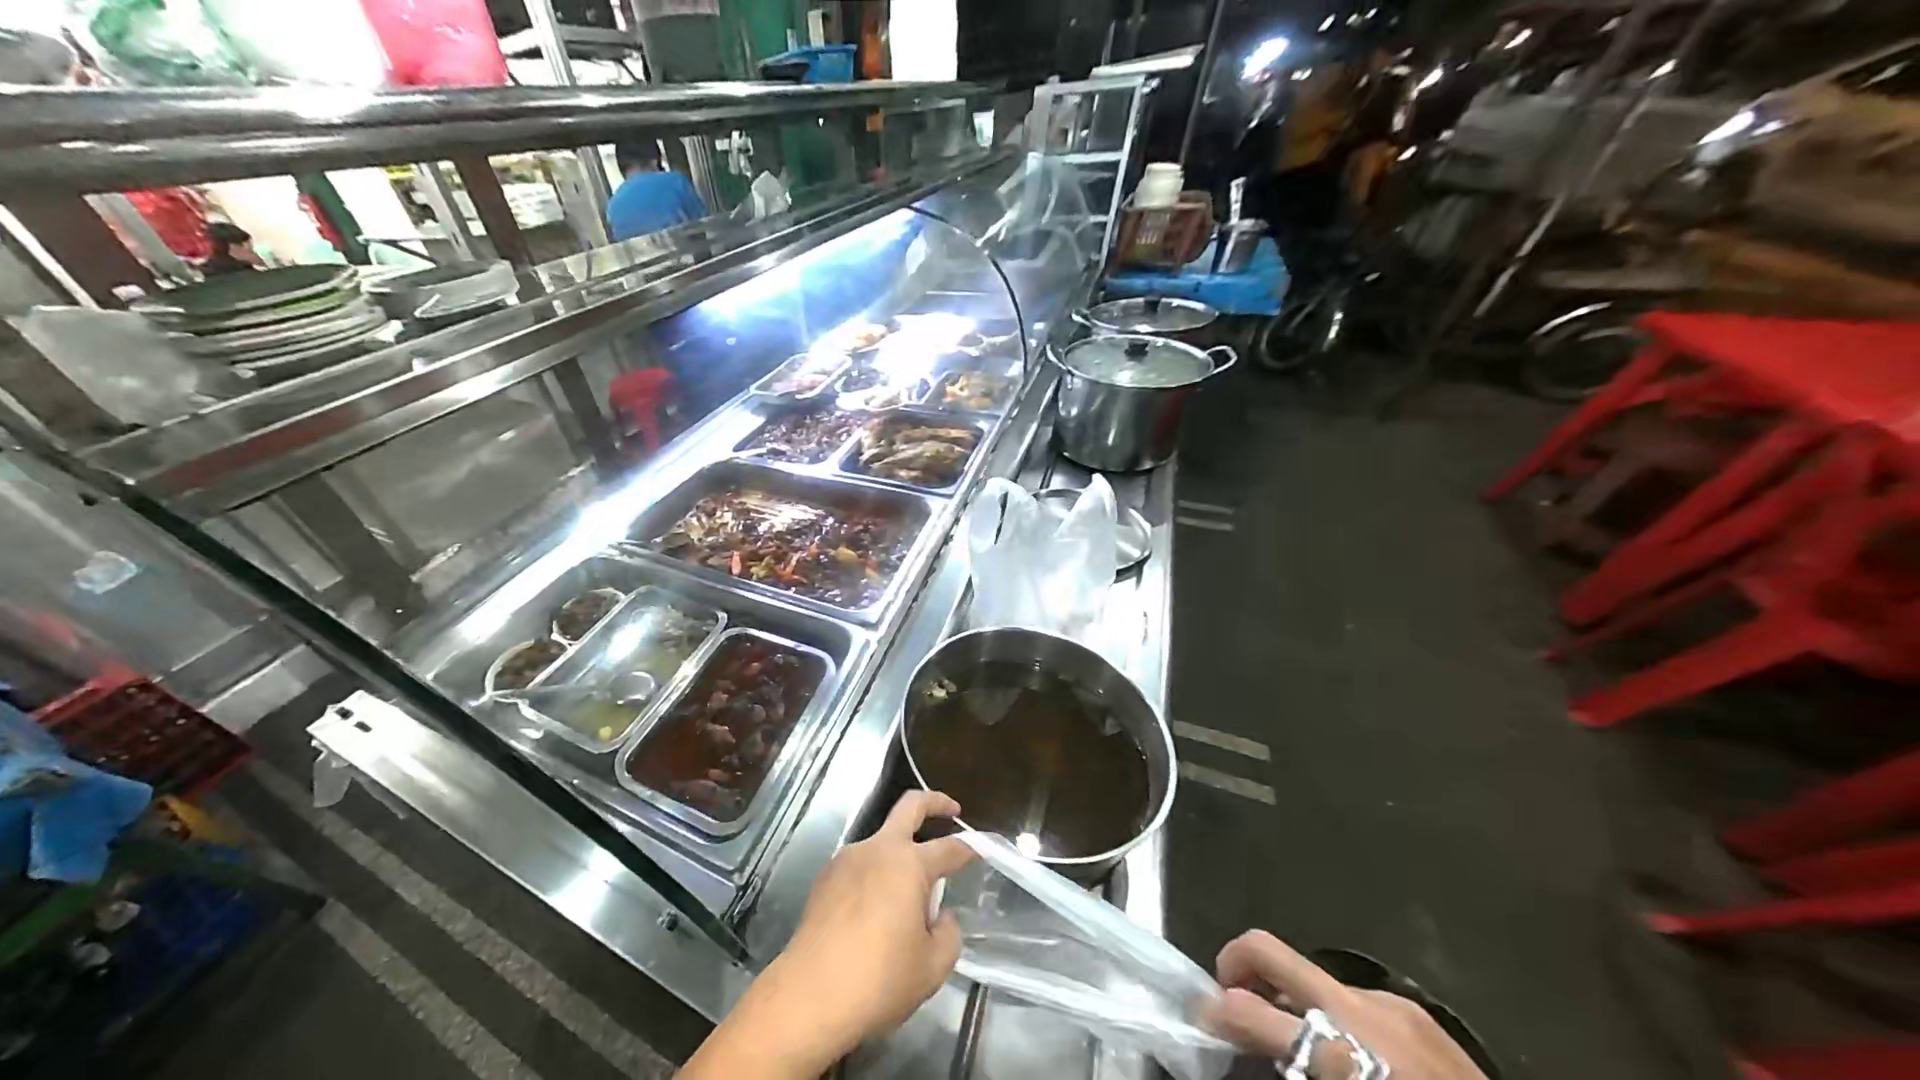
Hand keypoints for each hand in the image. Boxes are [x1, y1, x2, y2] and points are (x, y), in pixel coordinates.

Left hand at [680, 791, 974, 1078]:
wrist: (808, 997)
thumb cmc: (879, 980)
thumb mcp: (932, 967)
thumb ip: (948, 933)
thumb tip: (940, 915)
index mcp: (910, 864)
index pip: (950, 848)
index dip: (970, 849)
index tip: (982, 850)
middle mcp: (878, 850)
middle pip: (910, 806)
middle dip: (935, 802)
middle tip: (951, 809)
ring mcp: (846, 860)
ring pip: (881, 842)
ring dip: (899, 853)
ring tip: (906, 897)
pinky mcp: (824, 879)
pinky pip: (859, 867)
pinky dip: (874, 876)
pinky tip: (873, 912)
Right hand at [1203, 930, 1488, 1079]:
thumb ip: (1290, 1058)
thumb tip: (1242, 1028)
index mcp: (1340, 1048)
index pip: (1253, 1012)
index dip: (1216, 1007)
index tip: (1202, 1018)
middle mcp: (1358, 1009)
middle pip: (1271, 952)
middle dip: (1236, 963)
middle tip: (1227, 997)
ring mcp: (1390, 1004)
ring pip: (1314, 979)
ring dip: (1290, 999)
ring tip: (1295, 1040)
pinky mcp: (1417, 1012)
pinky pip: (1355, 1000)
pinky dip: (1335, 1016)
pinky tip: (1352, 1054)